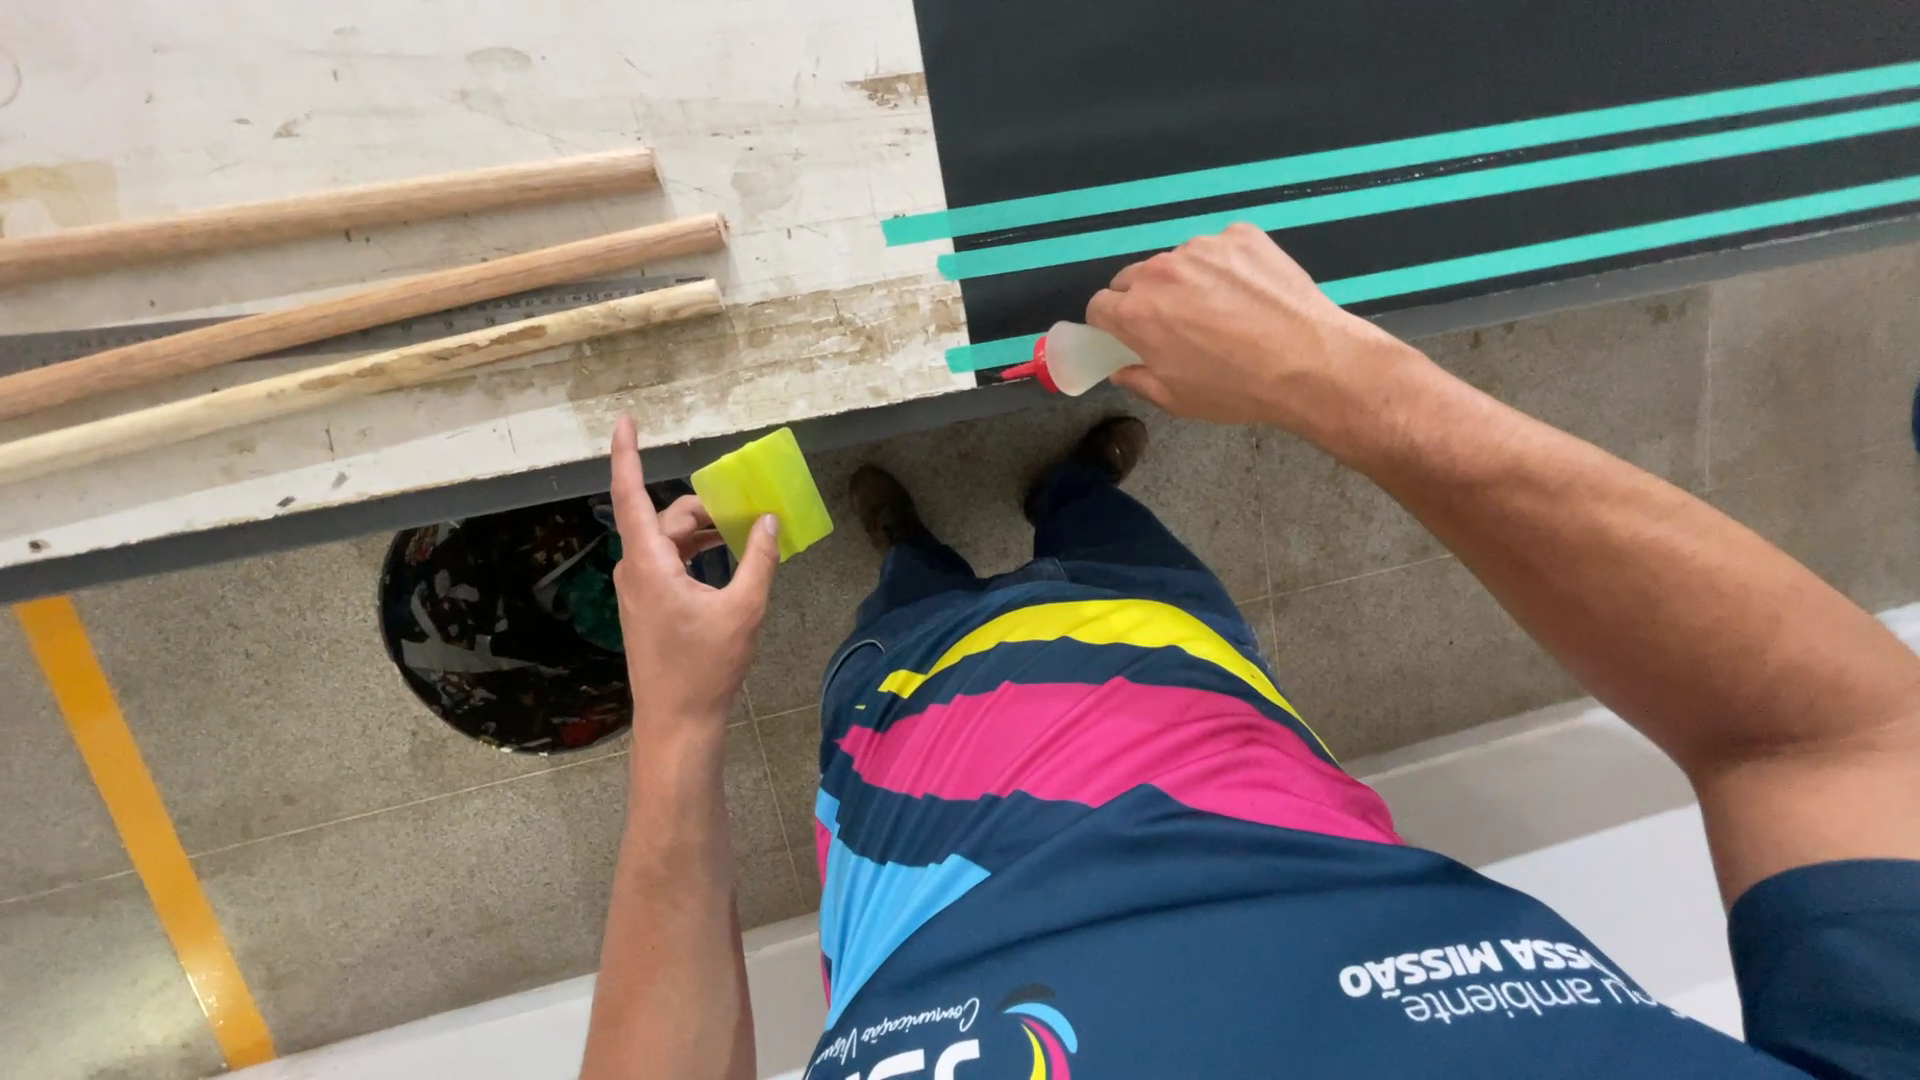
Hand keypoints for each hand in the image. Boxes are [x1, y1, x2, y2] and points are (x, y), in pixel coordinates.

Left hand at [608, 415, 779, 748]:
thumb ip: (759, 560)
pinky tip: (731, 560)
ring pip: (670, 542)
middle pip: (666, 519)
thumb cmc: (707, 666)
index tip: (625, 421)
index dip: (626, 455)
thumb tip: (770, 521)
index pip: (630, 496)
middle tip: (749, 509)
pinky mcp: (649, 606)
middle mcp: (635, 570)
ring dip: (706, 532)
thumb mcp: (744, 609)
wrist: (678, 721)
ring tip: (747, 534)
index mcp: (650, 564)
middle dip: (706, 508)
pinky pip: (671, 563)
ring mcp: (639, 590)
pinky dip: (699, 553)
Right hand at [1086, 224, 1422, 431]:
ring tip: (1217, 310)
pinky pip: (1217, 248)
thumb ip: (1137, 380)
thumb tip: (1123, 369)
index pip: (1098, 305)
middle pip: (1132, 278)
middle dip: (1141, 300)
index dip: (1108, 323)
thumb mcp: (1175, 399)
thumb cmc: (1235, 389)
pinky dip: (1222, 267)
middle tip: (1172, 326)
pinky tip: (1246, 294)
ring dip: (1182, 281)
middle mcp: (1162, 272)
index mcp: (1137, 313)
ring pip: (1175, 262)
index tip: (1124, 335)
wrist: (1309, 362)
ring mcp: (1203, 248)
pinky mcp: (1241, 236)